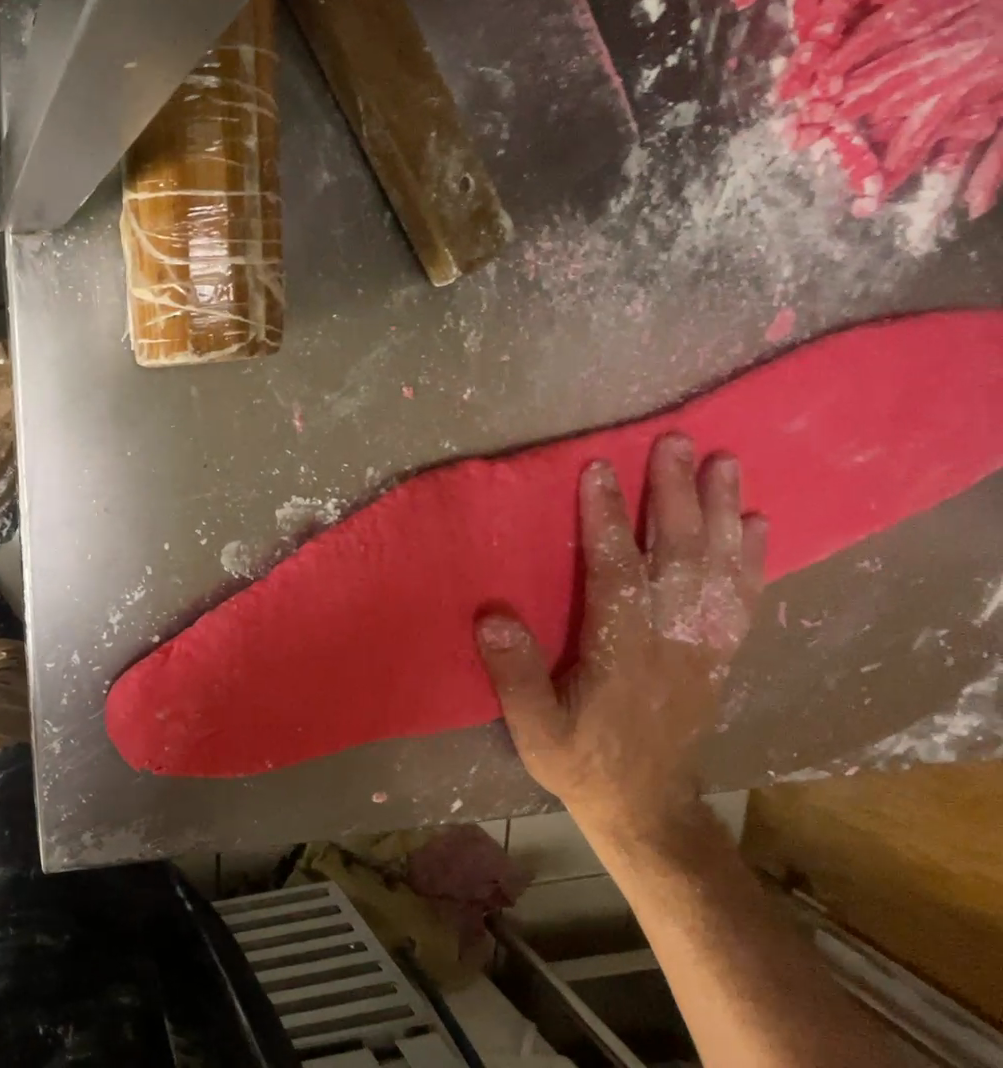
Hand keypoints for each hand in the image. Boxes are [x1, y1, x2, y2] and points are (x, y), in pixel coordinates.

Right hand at [474, 433, 767, 837]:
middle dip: (675, 498)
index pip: (616, 575)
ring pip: (717, 571)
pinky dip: (751, 558)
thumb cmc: (578, 760)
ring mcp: (702, 647)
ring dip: (720, 513)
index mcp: (621, 654)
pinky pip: (742, 599)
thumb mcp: (533, 727)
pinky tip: (754, 522)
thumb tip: (491, 614)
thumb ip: (515, 673)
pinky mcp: (717, 655)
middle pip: (677, 560)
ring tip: (724, 462)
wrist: (645, 804)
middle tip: (677, 442)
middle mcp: (671, 642)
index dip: (607, 521)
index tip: (601, 470)